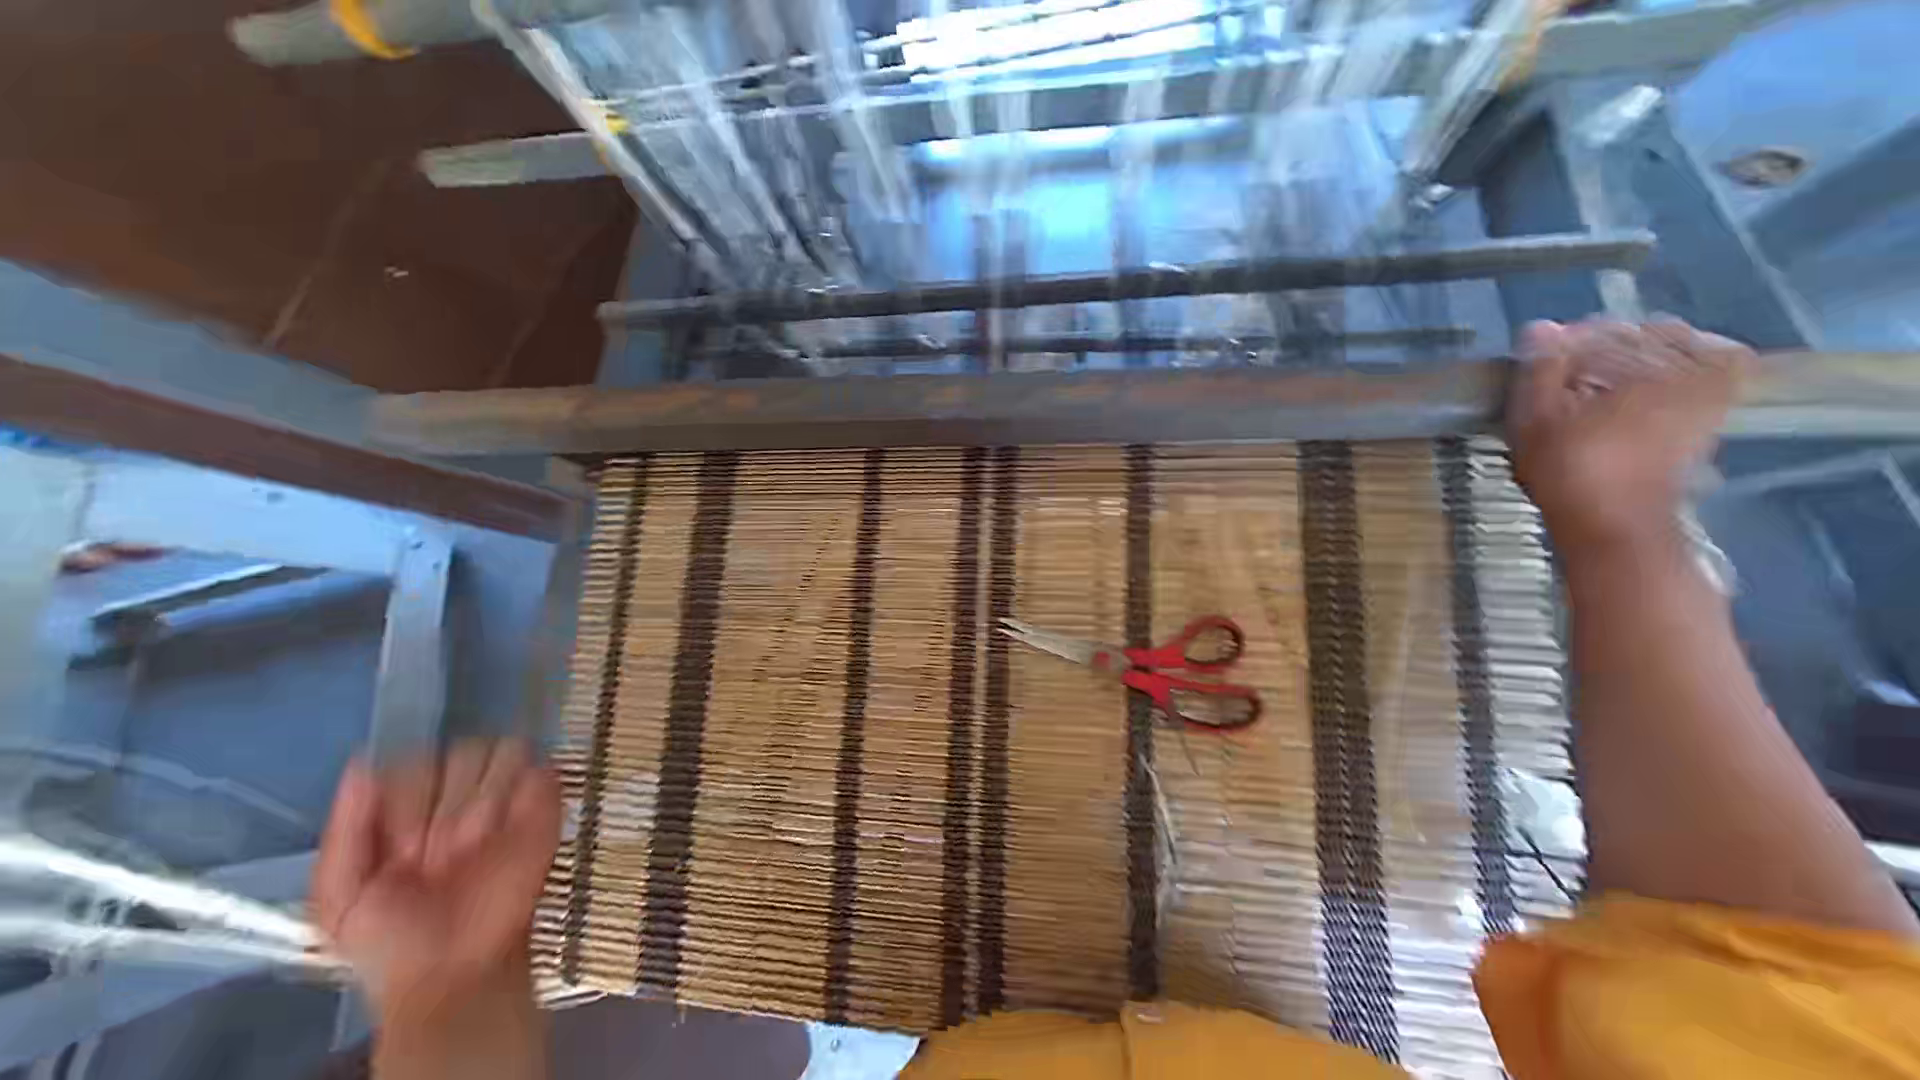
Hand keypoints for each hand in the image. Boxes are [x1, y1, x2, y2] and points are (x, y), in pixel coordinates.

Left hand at [313, 740, 560, 1024]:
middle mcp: (463, 796)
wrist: (455, 973)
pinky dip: (523, 794)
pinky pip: (540, 773)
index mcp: (415, 808)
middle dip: (449, 801)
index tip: (403, 847)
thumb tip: (362, 765)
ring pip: (505, 752)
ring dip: (485, 798)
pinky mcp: (546, 807)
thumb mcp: (339, 899)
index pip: (419, 760)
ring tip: (475, 844)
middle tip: (440, 853)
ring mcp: (508, 799)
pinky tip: (505, 829)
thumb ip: (346, 832)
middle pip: (464, 750)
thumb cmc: (395, 941)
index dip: (410, 797)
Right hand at [1508, 318, 1749, 554]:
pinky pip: (1709, 365)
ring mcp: (1710, 388)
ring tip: (1597, 381)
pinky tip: (1644, 380)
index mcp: (1646, 365)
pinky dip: (1679, 362)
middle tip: (1565, 371)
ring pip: (1670, 349)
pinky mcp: (1713, 411)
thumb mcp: (1535, 420)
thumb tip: (1543, 327)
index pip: (1602, 331)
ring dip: (1632, 357)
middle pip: (1638, 336)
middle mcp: (1689, 367)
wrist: (1616, 523)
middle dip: (1601, 347)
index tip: (1540, 360)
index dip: (1565, 343)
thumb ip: (1540, 369)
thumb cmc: (1570, 471)